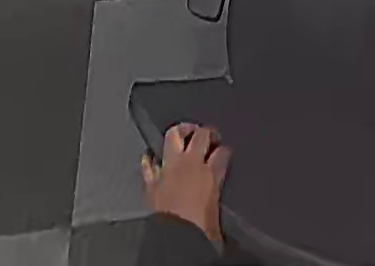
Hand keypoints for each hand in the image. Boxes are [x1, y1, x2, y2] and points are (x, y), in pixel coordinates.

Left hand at [142, 124, 231, 249]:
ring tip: (185, 133)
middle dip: (207, 132)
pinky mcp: (152, 179)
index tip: (225, 151)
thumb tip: (216, 188)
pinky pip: (148, 162)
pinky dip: (150, 157)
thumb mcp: (215, 212)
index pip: (223, 151)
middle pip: (201, 135)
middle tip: (209, 136)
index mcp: (210, 173)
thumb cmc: (199, 232)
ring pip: (173, 136)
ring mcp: (169, 168)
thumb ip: (216, 190)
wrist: (173, 242)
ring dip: (180, 132)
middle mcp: (190, 164)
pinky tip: (152, 154)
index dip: (225, 150)